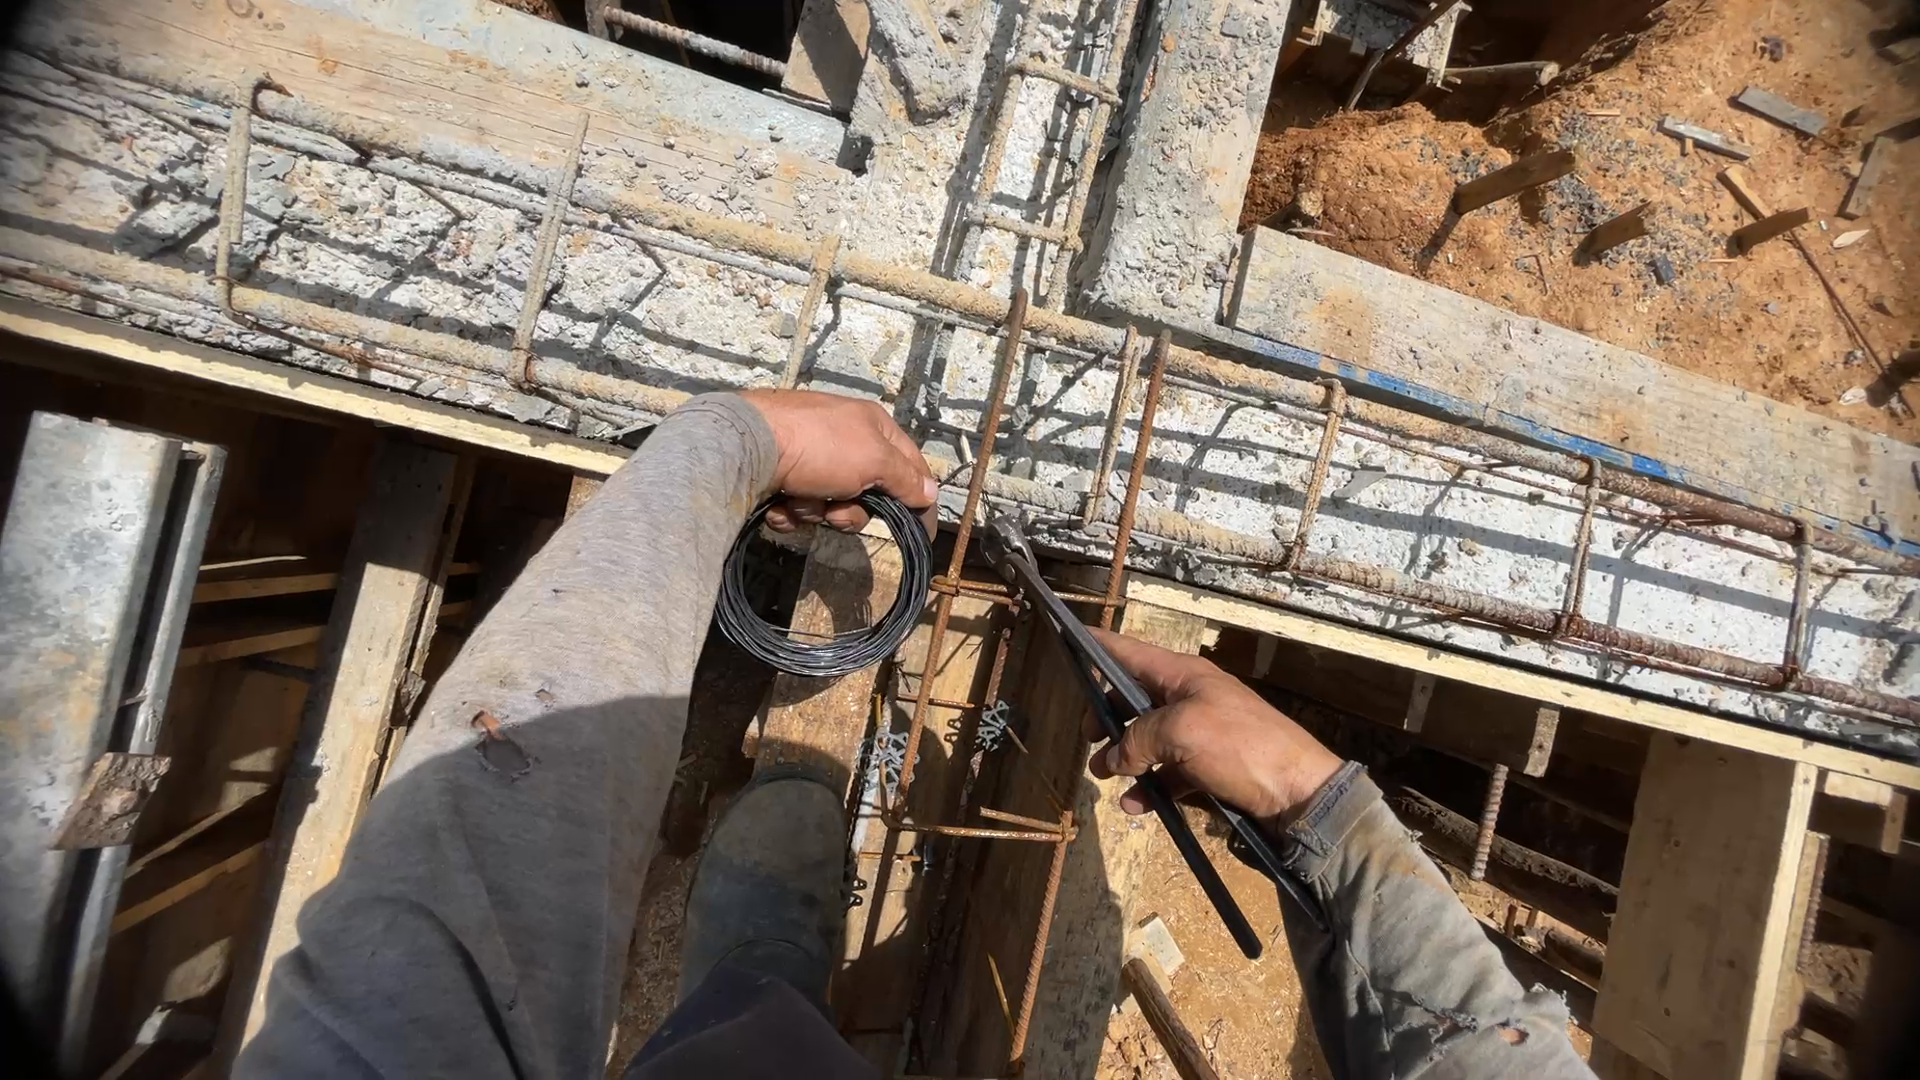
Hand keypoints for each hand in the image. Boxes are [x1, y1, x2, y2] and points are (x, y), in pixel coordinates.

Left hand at [737, 389, 938, 533]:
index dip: (919, 498)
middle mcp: (846, 440)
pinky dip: (792, 512)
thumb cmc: (820, 447)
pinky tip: (779, 503)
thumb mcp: (874, 461)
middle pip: (870, 495)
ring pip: (833, 506)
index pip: (911, 466)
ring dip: (818, 512)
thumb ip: (905, 479)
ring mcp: (813, 459)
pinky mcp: (785, 476)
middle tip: (837, 511)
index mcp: (874, 427)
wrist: (747, 445)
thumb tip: (931, 493)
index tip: (921, 532)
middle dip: (852, 510)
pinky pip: (802, 507)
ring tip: (799, 501)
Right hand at [1085, 628, 1342, 830]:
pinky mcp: (1210, 767)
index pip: (1130, 651)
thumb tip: (1113, 758)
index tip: (1072, 637)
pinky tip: (1137, 806)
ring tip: (1104, 777)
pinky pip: (1168, 772)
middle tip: (1087, 737)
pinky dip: (1150, 786)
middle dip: (1107, 716)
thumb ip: (1137, 739)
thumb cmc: (1240, 746)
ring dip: (1124, 757)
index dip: (1100, 644)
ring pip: (1148, 739)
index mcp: (1183, 675)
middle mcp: (1189, 698)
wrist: (1302, 795)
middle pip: (1134, 698)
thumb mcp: (1179, 732)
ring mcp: (1201, 733)